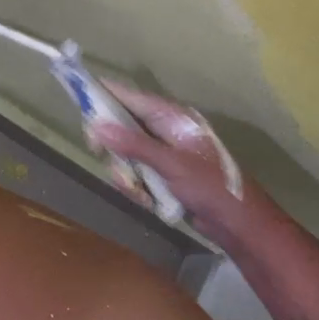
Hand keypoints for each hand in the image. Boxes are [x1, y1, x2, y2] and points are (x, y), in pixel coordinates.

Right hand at [87, 82, 275, 245]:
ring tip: (138, 190)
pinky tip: (147, 200)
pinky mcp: (162, 173)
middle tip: (98, 153)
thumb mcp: (170, 164)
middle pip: (120, 125)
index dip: (103, 95)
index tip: (79, 99)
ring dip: (125, 172)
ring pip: (124, 153)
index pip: (128, 96)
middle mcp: (163, 130)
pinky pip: (135, 172)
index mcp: (170, 117)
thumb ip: (133, 144)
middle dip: (111, 145)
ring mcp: (162, 152)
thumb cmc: (211, 187)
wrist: (239, 225)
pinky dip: (136, 185)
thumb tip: (96, 125)